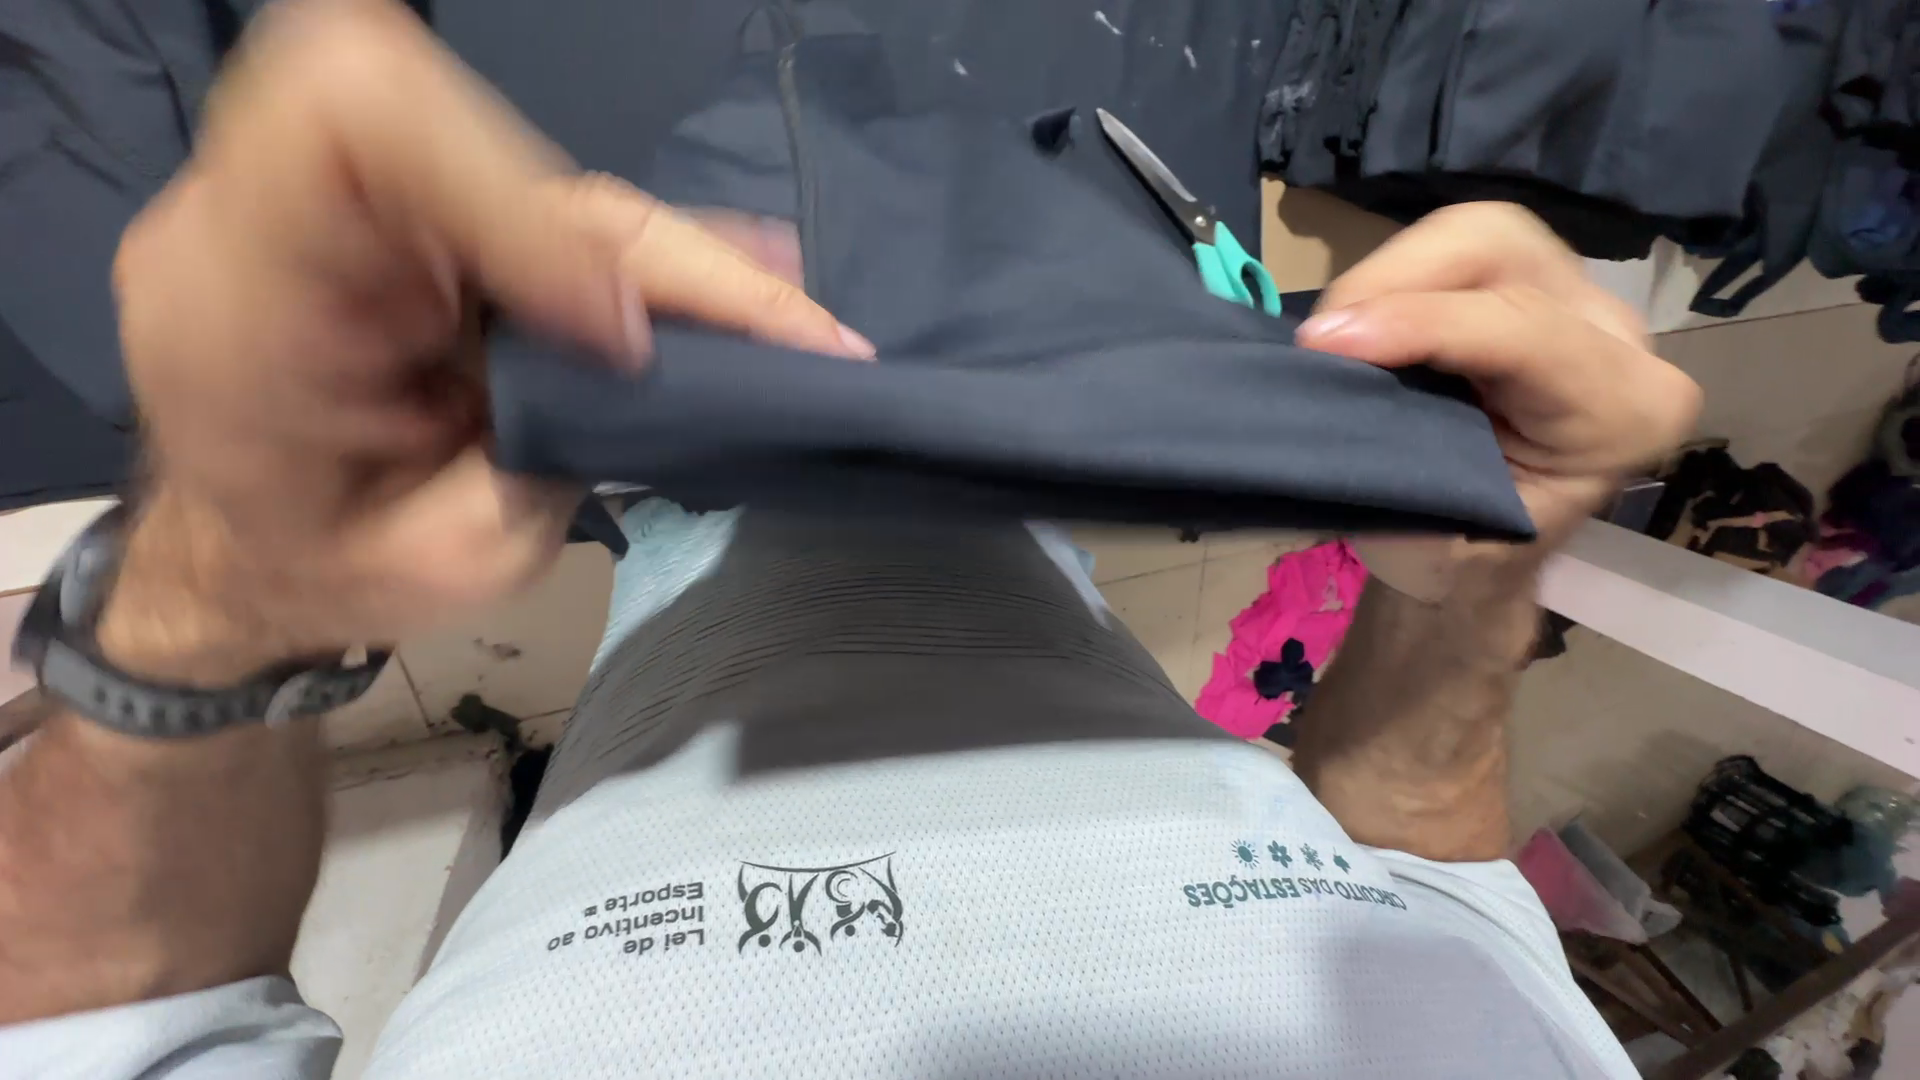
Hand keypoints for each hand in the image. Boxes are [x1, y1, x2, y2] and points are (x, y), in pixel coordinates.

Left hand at [102, 0, 869, 680]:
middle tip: (805, 336)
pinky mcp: (458, 244)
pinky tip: (759, 288)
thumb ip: (543, 456)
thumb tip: (646, 349)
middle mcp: (320, 214)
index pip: (368, 129)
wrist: (262, 549)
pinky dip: (679, 265)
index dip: (522, 206)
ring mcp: (395, 221)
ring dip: (701, 266)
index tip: (625, 336)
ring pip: (572, 197)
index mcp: (257, 288)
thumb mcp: (448, 556)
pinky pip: (580, 226)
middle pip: (521, 163)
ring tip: (805, 329)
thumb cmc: (332, 572)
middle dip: (680, 258)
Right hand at [1295, 203, 1700, 600]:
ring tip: (1334, 336)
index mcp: (1620, 416)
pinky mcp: (1525, 295)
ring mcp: (1570, 307)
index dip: (1418, 325)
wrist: (1475, 563)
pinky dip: (1389, 280)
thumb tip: (1337, 390)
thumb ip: (1401, 467)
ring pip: (1477, 234)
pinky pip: (1453, 254)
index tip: (1321, 344)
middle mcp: (1615, 342)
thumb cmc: (1457, 563)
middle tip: (1323, 337)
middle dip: (1398, 278)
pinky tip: (1358, 327)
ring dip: (1387, 275)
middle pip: (1505, 248)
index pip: (1522, 333)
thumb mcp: (1432, 540)